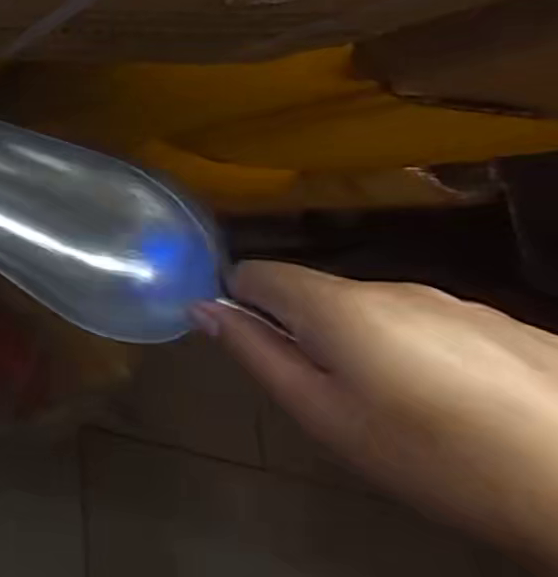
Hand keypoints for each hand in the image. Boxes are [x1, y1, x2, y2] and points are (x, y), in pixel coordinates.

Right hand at [195, 261, 557, 569]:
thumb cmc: (438, 458)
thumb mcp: (324, 416)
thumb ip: (255, 353)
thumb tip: (204, 308)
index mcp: (334, 304)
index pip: (252, 272)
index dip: (241, 303)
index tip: (261, 348)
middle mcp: (394, 289)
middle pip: (321, 294)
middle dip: (314, 330)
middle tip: (338, 394)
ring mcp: (467, 307)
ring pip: (387, 313)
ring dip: (379, 344)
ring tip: (415, 409)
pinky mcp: (525, 334)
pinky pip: (450, 332)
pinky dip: (442, 358)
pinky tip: (478, 411)